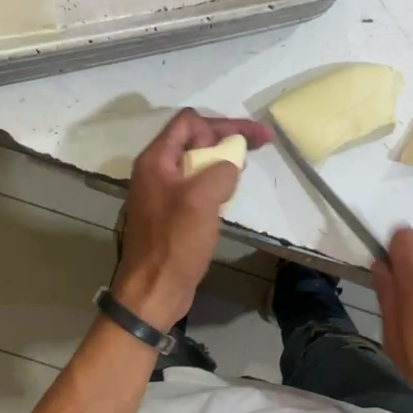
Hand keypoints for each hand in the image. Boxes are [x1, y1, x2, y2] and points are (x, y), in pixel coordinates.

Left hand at [113, 109, 273, 329]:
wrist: (154, 290)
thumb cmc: (175, 243)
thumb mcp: (202, 199)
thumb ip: (220, 170)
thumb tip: (230, 164)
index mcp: (155, 160)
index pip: (189, 122)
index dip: (223, 124)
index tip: (254, 138)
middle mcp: (155, 171)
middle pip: (193, 139)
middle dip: (225, 138)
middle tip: (258, 147)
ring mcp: (161, 193)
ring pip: (195, 163)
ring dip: (221, 161)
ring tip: (244, 168)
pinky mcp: (170, 213)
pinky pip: (194, 186)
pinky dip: (214, 183)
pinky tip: (228, 193)